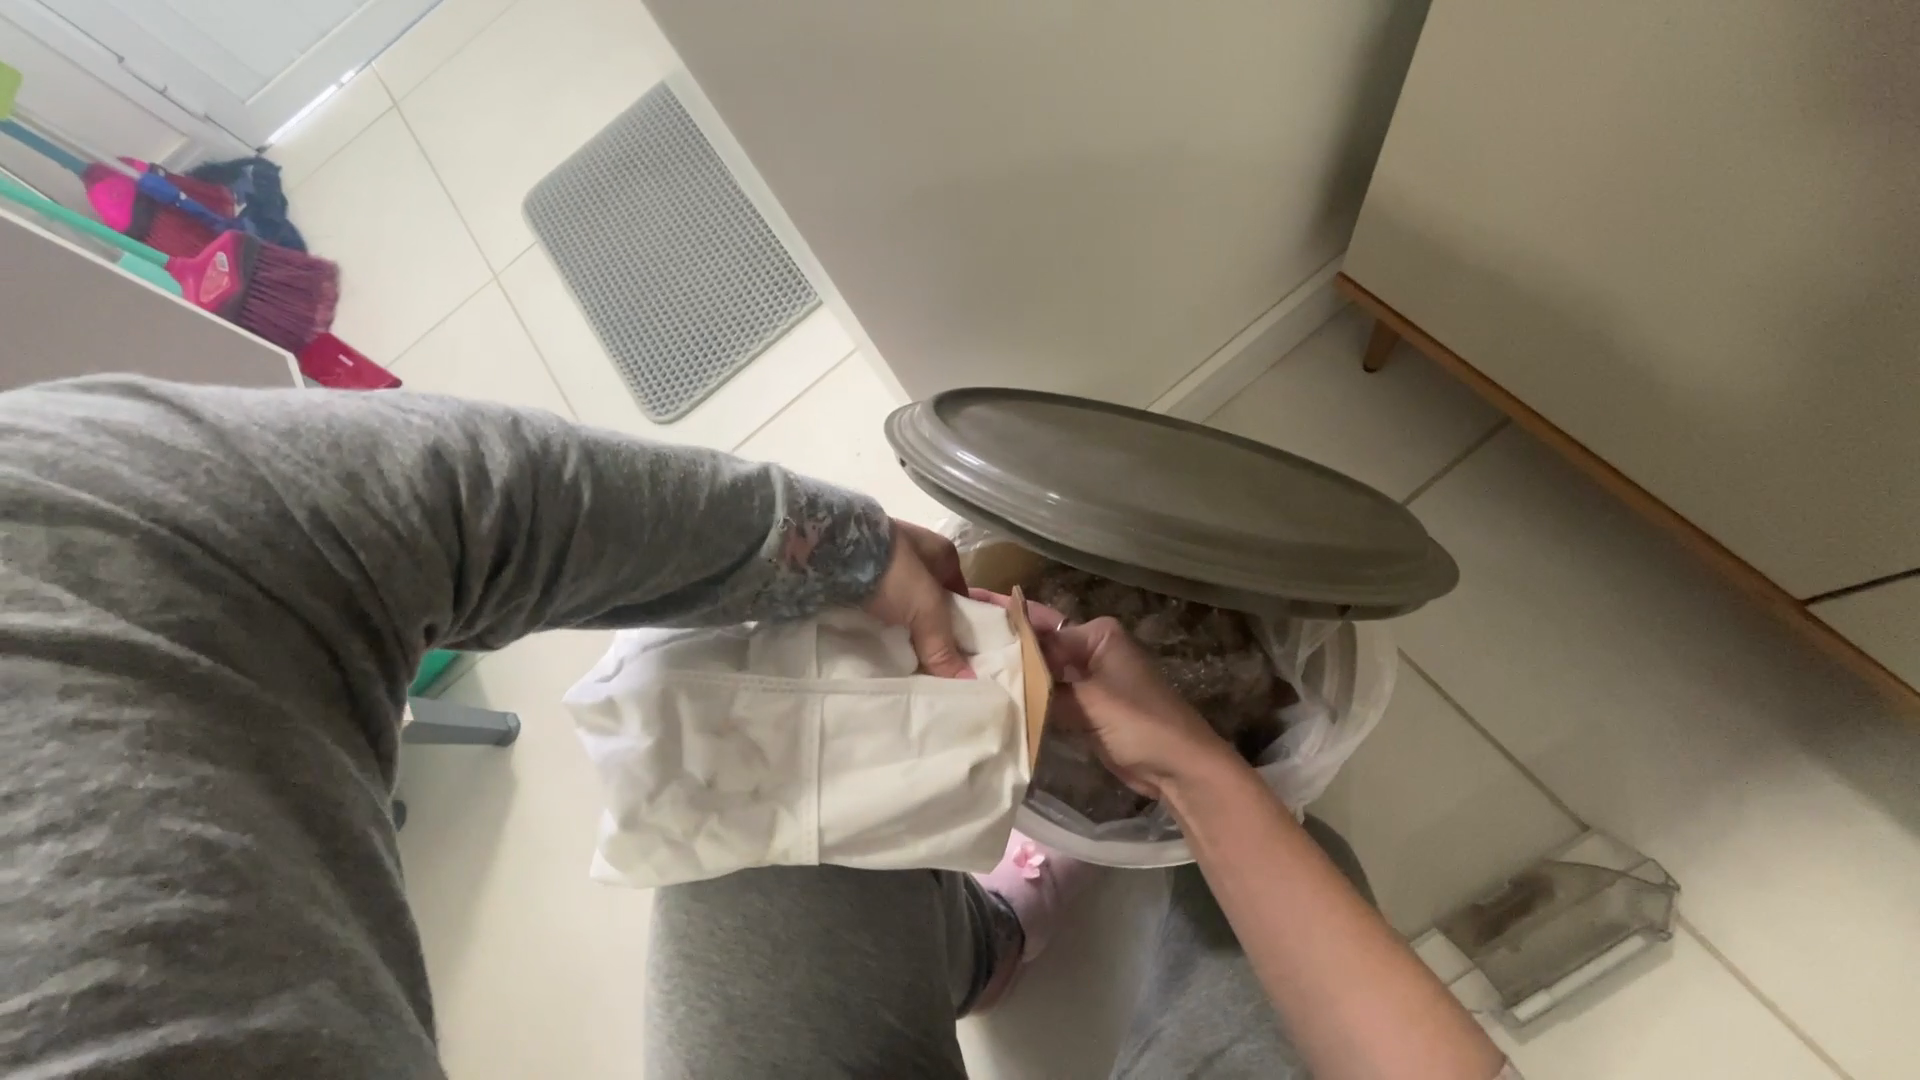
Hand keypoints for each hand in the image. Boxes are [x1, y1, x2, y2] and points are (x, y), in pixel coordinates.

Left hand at [864, 520, 971, 677]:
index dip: (963, 622)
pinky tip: (878, 649)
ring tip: (906, 665)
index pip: (960, 595)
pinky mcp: (855, 580)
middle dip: (930, 631)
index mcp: (941, 553)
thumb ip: (943, 645)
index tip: (963, 654)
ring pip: (900, 609)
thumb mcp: (927, 608)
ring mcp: (883, 567)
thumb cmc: (894, 571)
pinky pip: (873, 610)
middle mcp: (914, 557)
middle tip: (933, 664)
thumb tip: (967, 682)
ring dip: (901, 631)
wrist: (833, 550)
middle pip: (929, 604)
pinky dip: (877, 627)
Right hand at [969, 589, 1240, 797]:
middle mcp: (1092, 651)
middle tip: (966, 661)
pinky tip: (1000, 704)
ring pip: (1045, 677)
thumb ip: (1045, 684)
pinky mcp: (1086, 710)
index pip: (1043, 630)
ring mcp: (1090, 682)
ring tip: (974, 680)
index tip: (970, 638)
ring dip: (1019, 683)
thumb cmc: (1139, 722)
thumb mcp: (1089, 699)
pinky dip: (1033, 703)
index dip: (1009, 635)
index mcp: (1097, 635)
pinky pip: (1051, 700)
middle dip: (1011, 659)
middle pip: (1043, 652)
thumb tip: (1004, 671)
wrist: (1178, 768)